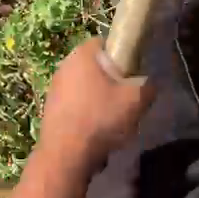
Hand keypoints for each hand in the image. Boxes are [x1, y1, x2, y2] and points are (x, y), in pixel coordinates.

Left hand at [37, 40, 153, 176]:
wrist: (66, 154)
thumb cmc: (101, 119)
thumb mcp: (136, 101)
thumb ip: (147, 85)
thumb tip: (147, 82)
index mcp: (83, 53)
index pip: (106, 43)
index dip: (122, 56)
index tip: (132, 74)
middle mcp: (65, 63)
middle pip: (95, 65)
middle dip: (110, 79)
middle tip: (125, 98)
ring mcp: (55, 84)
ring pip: (84, 85)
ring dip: (98, 97)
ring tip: (111, 119)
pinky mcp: (50, 105)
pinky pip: (74, 102)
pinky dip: (86, 111)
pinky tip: (95, 130)